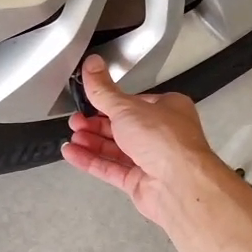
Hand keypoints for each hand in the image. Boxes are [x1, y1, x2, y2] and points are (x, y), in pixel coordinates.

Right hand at [61, 54, 228, 225]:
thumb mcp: (128, 107)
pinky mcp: (141, 182)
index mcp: (168, 110)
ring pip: (116, 150)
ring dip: (92, 143)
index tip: (89, 99)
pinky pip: (111, 169)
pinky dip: (91, 161)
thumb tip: (93, 67)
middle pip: (123, 127)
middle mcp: (162, 135)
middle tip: (76, 121)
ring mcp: (152, 160)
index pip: (133, 103)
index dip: (109, 102)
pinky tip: (75, 154)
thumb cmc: (168, 142)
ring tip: (72, 137)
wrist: (179, 185)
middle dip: (96, 124)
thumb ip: (104, 90)